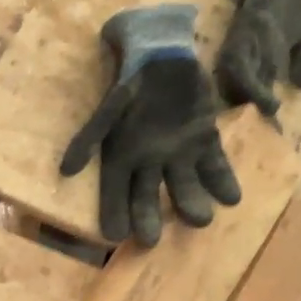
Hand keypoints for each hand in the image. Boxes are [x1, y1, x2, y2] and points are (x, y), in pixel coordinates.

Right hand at [62, 4, 242, 247]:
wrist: (163, 58)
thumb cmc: (131, 84)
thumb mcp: (109, 107)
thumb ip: (91, 136)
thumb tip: (67, 171)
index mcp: (119, 158)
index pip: (112, 192)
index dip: (112, 214)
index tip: (114, 237)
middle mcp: (146, 162)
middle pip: (145, 195)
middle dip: (149, 217)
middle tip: (152, 242)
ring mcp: (176, 152)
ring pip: (181, 184)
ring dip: (191, 202)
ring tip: (202, 220)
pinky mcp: (204, 138)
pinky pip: (214, 163)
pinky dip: (222, 179)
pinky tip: (232, 197)